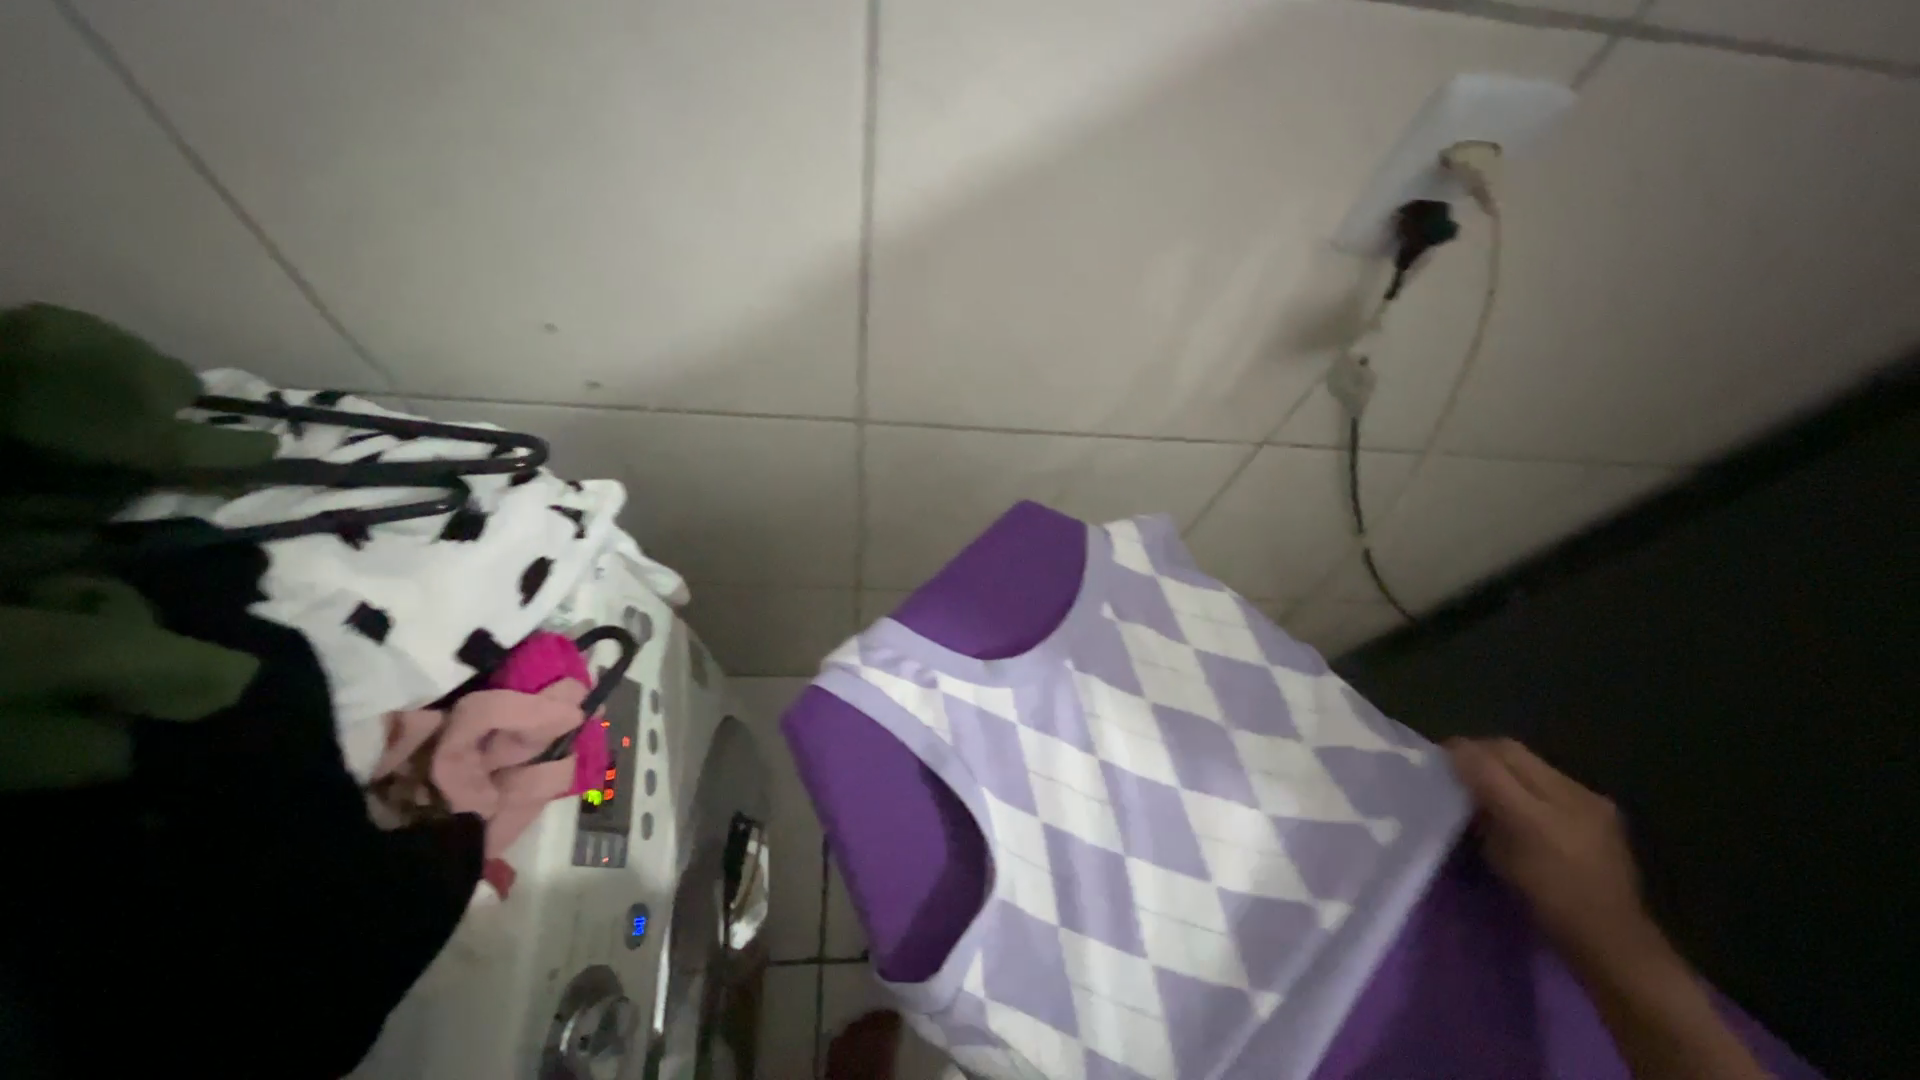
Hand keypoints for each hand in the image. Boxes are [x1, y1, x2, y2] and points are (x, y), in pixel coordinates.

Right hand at [1447, 738, 1665, 968]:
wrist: (1613, 938)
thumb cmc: (1547, 903)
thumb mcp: (1500, 858)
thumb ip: (1481, 813)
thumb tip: (1463, 784)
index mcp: (1536, 811)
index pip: (1489, 760)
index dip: (1459, 753)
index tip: (1437, 758)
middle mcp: (1568, 795)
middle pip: (1511, 751)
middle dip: (1480, 752)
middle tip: (1457, 764)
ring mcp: (1590, 799)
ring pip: (1532, 761)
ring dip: (1505, 764)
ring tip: (1487, 781)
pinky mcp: (1603, 808)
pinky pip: (1553, 778)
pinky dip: (1530, 779)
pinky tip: (1523, 799)